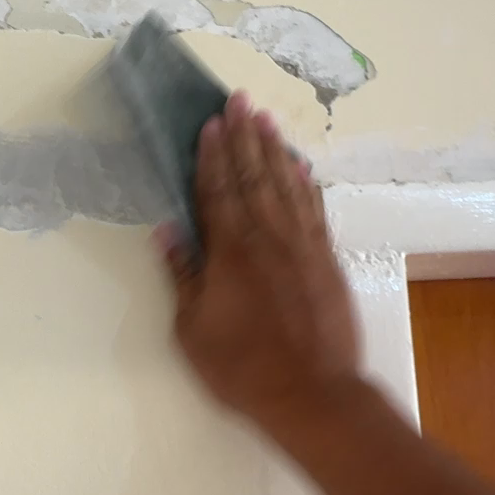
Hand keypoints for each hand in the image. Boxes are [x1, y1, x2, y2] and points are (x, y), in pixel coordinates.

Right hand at [158, 92, 363, 434]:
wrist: (313, 393)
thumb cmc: (242, 366)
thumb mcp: (193, 328)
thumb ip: (182, 275)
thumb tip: (167, 231)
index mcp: (231, 251)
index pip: (218, 191)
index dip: (212, 156)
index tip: (209, 123)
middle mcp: (269, 237)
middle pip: (254, 176)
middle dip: (245, 137)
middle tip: (240, 100)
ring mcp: (304, 246)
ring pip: (287, 186)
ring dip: (275, 150)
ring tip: (266, 120)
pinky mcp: (327, 261)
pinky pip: (314, 209)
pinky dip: (305, 184)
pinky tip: (300, 168)